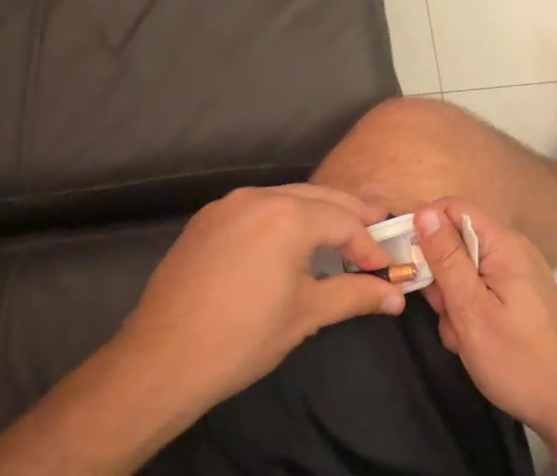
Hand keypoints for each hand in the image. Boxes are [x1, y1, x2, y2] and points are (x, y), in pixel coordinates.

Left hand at [115, 185, 406, 410]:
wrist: (160, 360)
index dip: (369, 244)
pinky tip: (290, 240)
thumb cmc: (242, 337)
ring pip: (285, 197)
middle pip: (318, 196)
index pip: (344, 221)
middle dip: (350, 213)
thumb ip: (354, 295)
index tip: (385, 269)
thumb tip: (396, 296)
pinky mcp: (206, 220)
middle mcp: (258, 197)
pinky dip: (282, 217)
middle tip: (378, 227)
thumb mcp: (306, 314)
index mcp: (287, 216)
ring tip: (339, 234)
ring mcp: (227, 205)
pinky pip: (256, 207)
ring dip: (316, 212)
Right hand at [413, 199, 556, 436]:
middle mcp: (512, 249)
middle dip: (440, 277)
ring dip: (453, 301)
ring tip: (462, 336)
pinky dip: (469, 312)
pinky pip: (480, 290)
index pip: (453, 209)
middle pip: (456, 242)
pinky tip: (473, 342)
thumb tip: (424, 213)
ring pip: (464, 271)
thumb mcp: (471, 310)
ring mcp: (516, 273)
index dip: (424, 228)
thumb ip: (446, 260)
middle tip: (445, 314)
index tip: (409, 264)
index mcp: (503, 243)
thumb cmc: (517, 358)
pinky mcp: (518, 296)